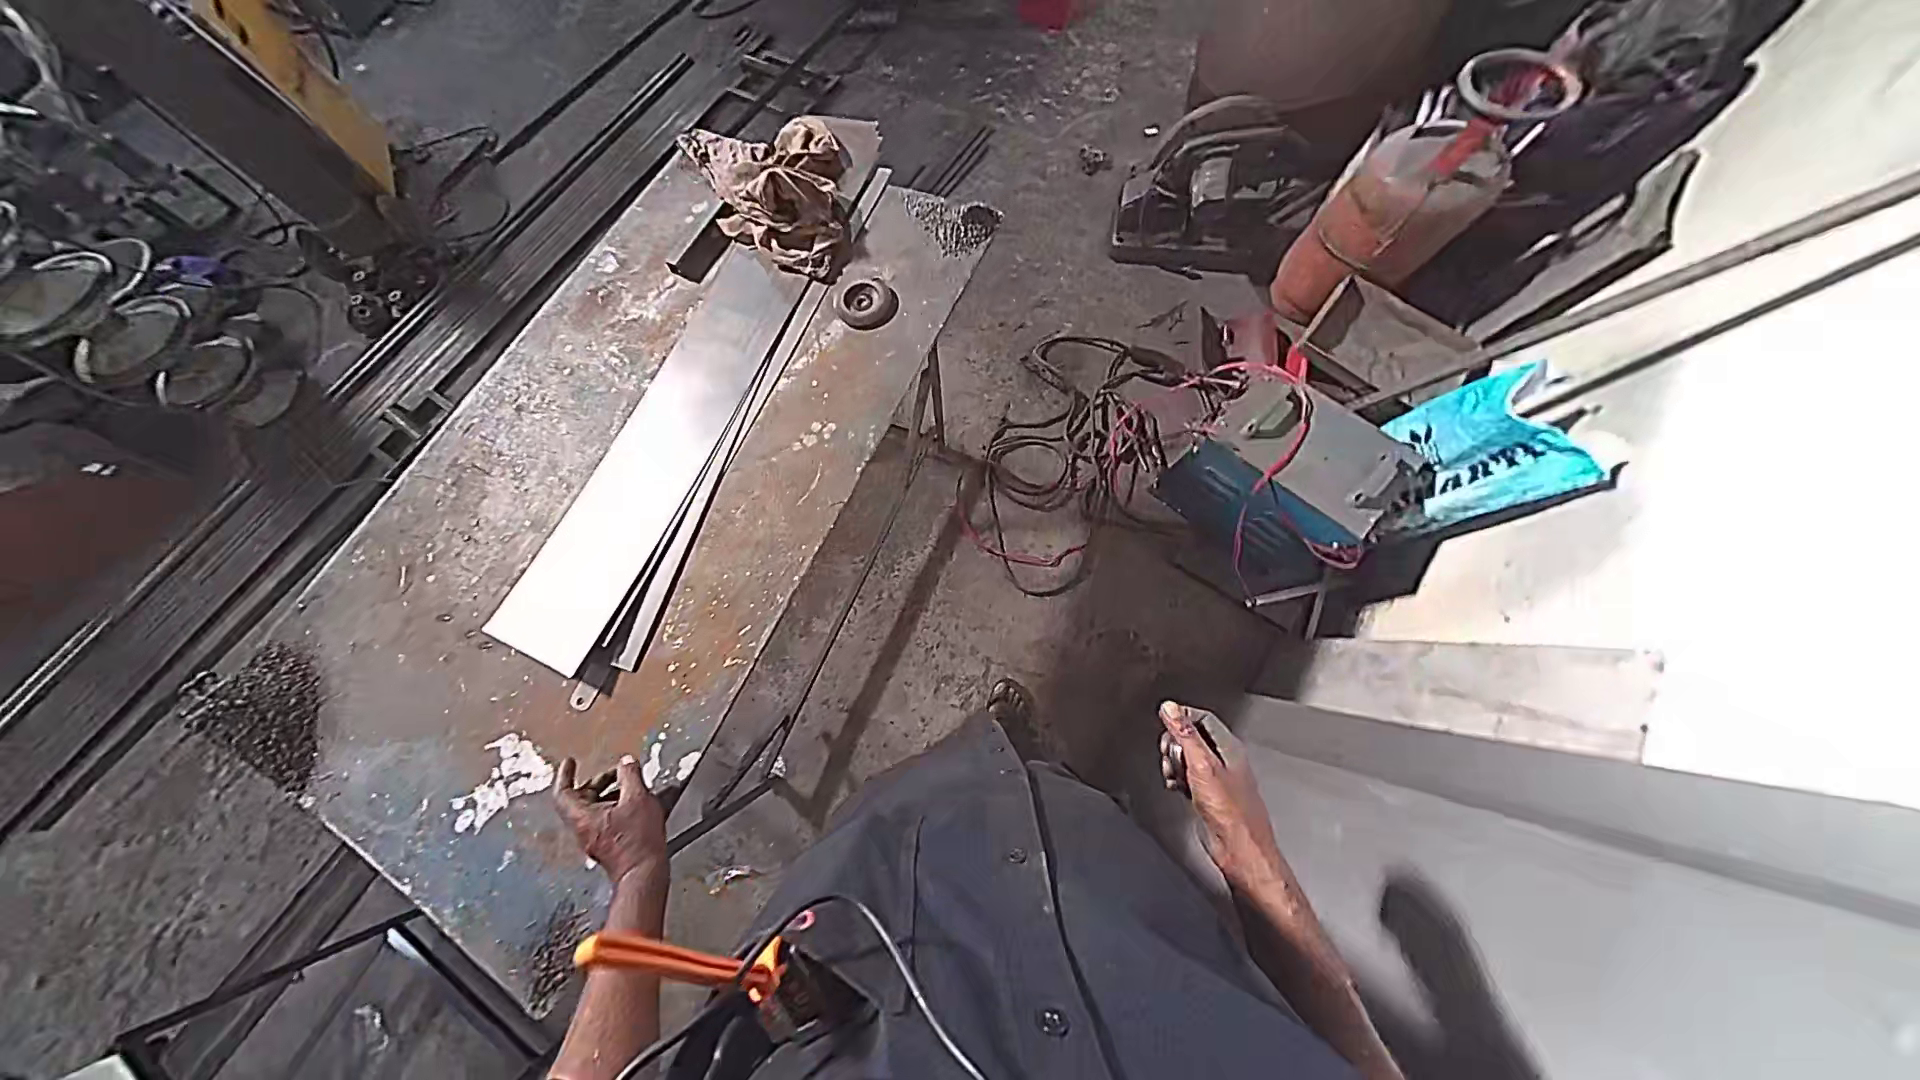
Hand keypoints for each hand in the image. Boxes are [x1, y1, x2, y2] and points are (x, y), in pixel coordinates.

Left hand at [554, 757, 666, 887]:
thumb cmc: (637, 841)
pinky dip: (618, 806)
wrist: (644, 871)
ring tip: (632, 784)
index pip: (563, 793)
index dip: (565, 775)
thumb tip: (626, 762)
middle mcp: (584, 829)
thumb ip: (630, 776)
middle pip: (582, 799)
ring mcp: (595, 838)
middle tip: (617, 771)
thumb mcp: (637, 798)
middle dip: (599, 781)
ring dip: (612, 793)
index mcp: (583, 817)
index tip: (570, 763)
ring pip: (596, 809)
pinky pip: (607, 818)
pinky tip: (639, 803)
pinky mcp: (608, 843)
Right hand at [1159, 701, 1283, 889]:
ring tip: (1174, 775)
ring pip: (1186, 758)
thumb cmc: (1232, 813)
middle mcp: (1224, 760)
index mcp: (1228, 747)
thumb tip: (1170, 709)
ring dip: (1173, 764)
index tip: (1166, 723)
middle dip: (1174, 744)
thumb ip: (1185, 734)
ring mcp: (1215, 778)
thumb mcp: (1202, 765)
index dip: (1182, 718)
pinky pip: (1185, 777)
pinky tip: (1176, 787)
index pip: (1202, 718)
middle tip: (1170, 756)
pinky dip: (1176, 779)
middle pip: (1191, 738)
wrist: (1239, 851)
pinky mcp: (1207, 795)